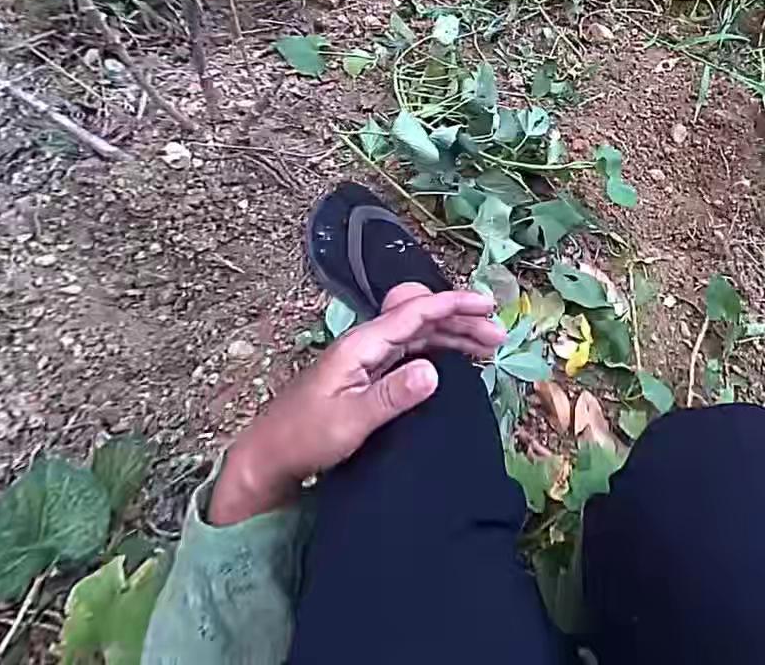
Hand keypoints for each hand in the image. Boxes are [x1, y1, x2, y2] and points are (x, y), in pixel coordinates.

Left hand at [208, 282, 505, 524]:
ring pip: (423, 334)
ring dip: (456, 335)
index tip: (487, 306)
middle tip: (498, 335)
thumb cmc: (303, 439)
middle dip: (463, 320)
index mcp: (362, 343)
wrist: (265, 461)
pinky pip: (416, 351)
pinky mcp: (371, 374)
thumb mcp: (349, 421)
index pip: (416, 311)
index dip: (454, 304)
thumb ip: (392, 395)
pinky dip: (442, 350)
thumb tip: (435, 370)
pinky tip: (459, 360)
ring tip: (489, 345)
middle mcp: (369, 343)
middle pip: (424, 319)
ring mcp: (370, 357)